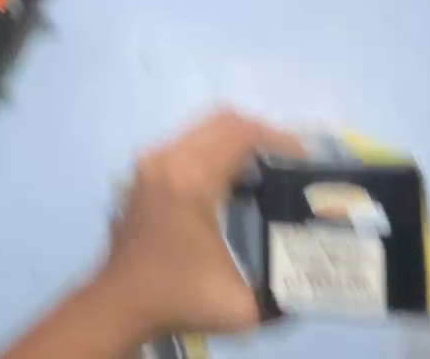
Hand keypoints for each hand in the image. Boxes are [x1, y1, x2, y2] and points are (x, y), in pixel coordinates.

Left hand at [93, 109, 303, 338]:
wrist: (118, 304)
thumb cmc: (178, 298)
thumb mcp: (242, 306)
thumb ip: (282, 289)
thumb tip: (311, 274)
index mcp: (192, 179)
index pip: (240, 135)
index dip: (277, 138)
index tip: (303, 156)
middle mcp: (169, 158)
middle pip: (223, 122)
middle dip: (260, 133)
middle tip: (288, 158)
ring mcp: (153, 160)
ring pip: (204, 129)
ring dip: (236, 140)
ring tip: (265, 166)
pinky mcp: (146, 169)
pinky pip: (188, 142)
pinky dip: (216, 149)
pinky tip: (233, 179)